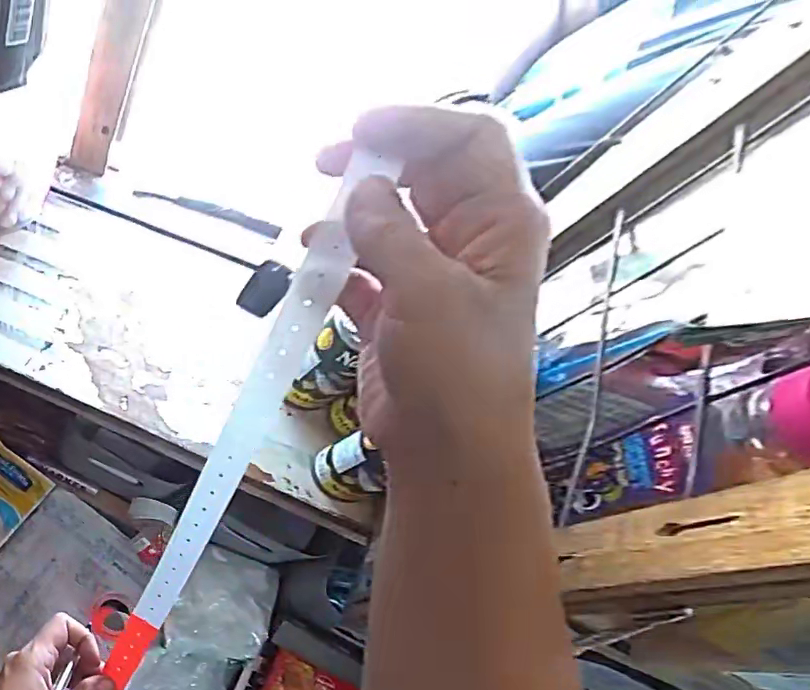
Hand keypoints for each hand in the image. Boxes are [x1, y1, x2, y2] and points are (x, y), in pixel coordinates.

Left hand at [0, 613, 112, 689]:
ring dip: (74, 677)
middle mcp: (23, 659)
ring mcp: (18, 673)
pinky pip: (45, 675)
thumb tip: (108, 682)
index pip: (63, 624)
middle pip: (61, 644)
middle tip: (95, 688)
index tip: (95, 666)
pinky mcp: (17, 687)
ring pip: (55, 662)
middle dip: (84, 662)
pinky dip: (60, 686)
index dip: (85, 640)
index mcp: (32, 657)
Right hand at [310, 105, 549, 472]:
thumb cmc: (456, 370)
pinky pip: (360, 274)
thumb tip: (358, 194)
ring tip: (312, 227)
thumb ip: (391, 238)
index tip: (357, 130)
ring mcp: (425, 279)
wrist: (443, 443)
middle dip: (375, 165)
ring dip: (348, 220)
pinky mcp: (391, 313)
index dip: (415, 126)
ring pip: (385, 226)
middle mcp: (465, 242)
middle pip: (422, 178)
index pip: (464, 144)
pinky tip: (310, 267)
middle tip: (323, 163)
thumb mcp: (427, 294)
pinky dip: (335, 267)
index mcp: (498, 224)